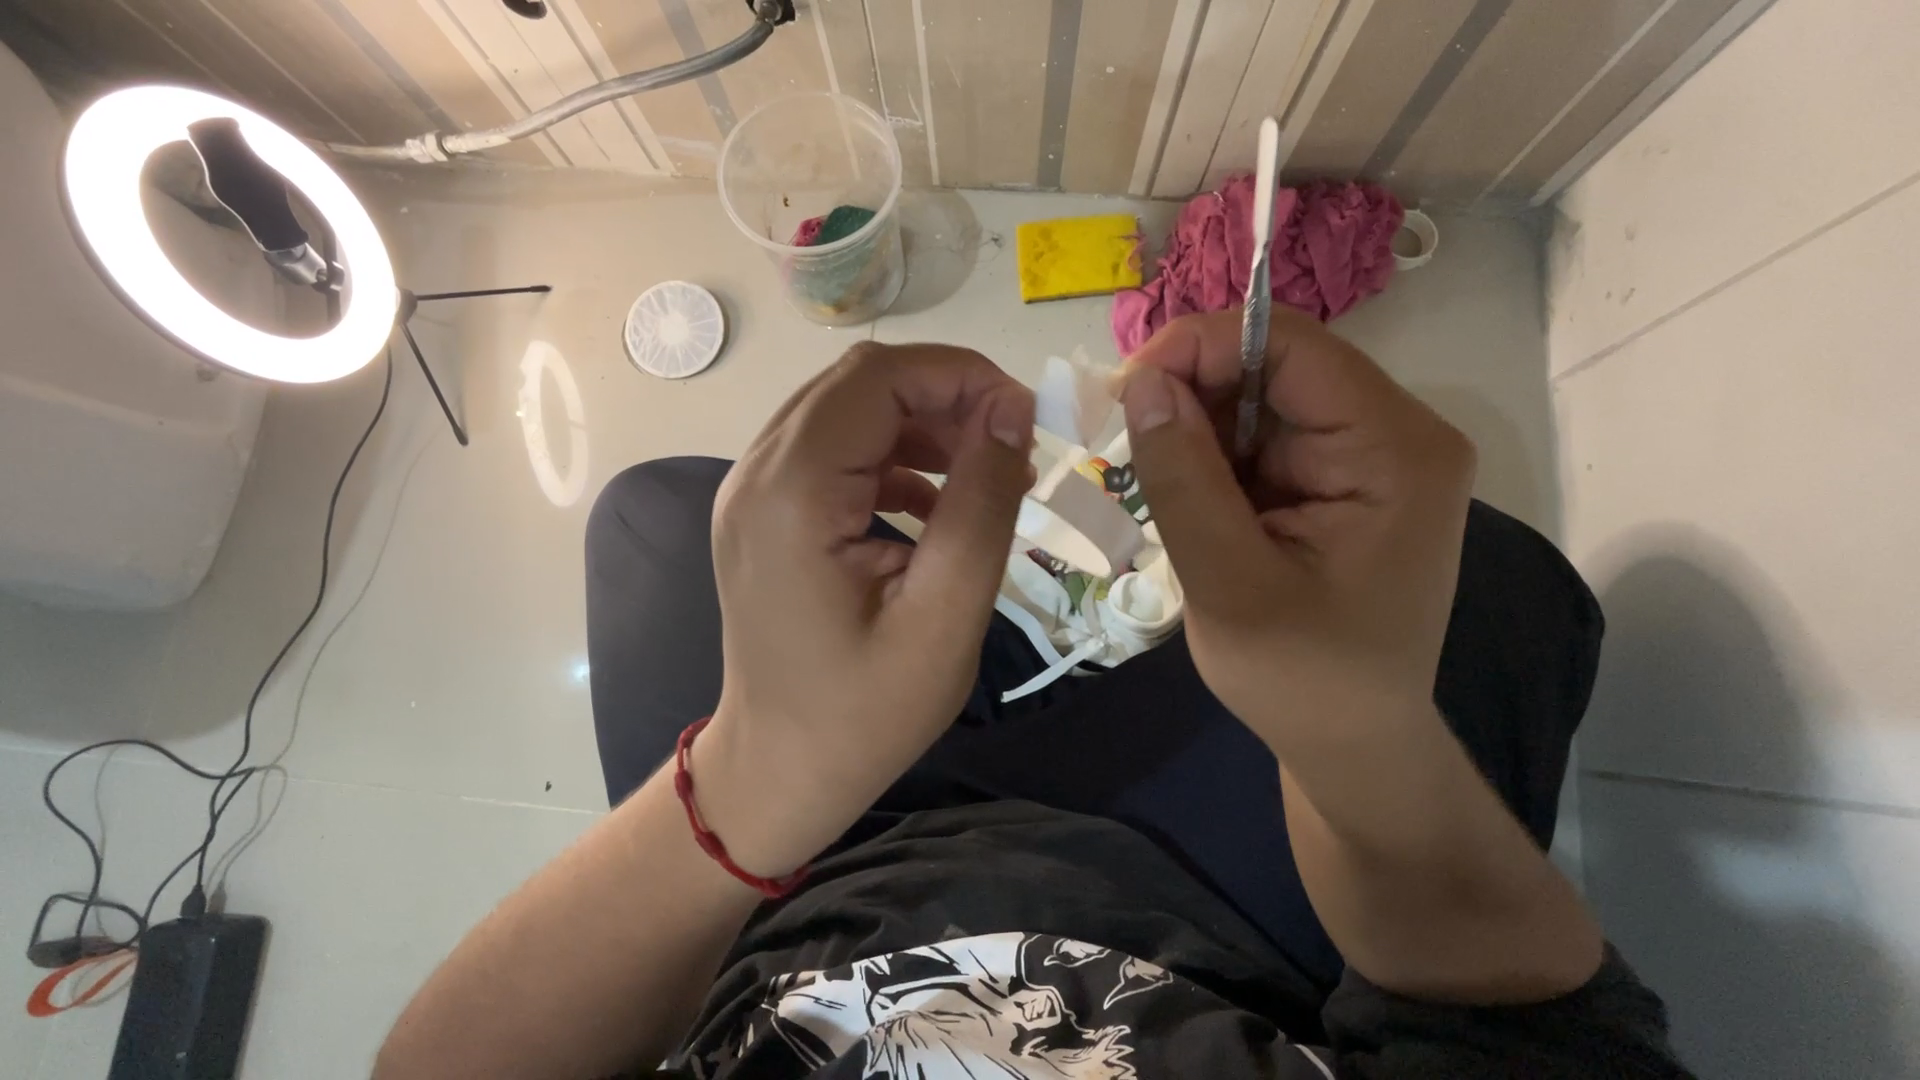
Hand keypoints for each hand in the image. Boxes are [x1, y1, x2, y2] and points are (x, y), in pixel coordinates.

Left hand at [693, 342, 1034, 876]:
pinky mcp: (764, 512)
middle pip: (858, 384)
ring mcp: (751, 491)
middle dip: (944, 395)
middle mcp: (756, 474)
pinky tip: (932, 502)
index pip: (877, 379)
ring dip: (921, 424)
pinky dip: (891, 456)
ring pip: (846, 411)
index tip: (1025, 420)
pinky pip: (833, 452)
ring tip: (984, 471)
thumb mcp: (944, 616)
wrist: (779, 770)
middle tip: (1011, 444)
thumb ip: (982, 506)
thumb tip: (1011, 415)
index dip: (960, 376)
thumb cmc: (864, 714)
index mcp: (792, 495)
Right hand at [1121, 308, 1474, 747]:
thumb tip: (1141, 383)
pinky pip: (1260, 440)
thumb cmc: (1301, 680)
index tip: (1123, 392)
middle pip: (1274, 368)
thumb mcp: (1228, 583)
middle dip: (1191, 394)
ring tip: (1156, 485)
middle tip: (1124, 442)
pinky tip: (1191, 504)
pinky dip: (1210, 460)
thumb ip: (1182, 479)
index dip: (1198, 348)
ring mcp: (1367, 456)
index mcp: (1395, 450)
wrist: (1350, 742)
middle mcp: (1394, 434)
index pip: (1290, 349)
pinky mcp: (1338, 480)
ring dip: (1196, 432)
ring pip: (1258, 402)